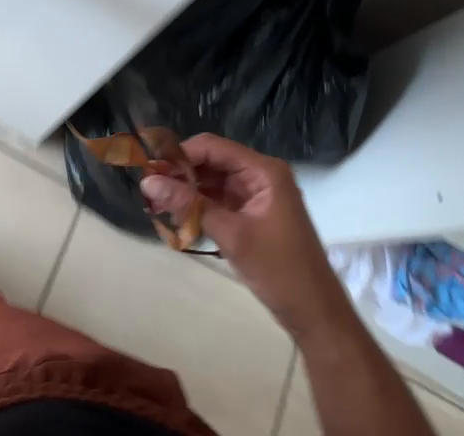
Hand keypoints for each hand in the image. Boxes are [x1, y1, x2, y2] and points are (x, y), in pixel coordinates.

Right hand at [140, 134, 348, 334]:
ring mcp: (257, 196)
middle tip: (148, 189)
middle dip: (180, 174)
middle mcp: (260, 176)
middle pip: (211, 162)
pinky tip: (176, 217)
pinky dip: (198, 207)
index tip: (149, 167)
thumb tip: (147, 182)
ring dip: (186, 192)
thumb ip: (190, 205)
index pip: (212, 147)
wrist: (316, 315)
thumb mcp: (232, 235)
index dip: (179, 153)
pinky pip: (219, 201)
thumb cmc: (280, 270)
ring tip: (155, 203)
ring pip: (212, 183)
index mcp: (264, 171)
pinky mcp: (252, 215)